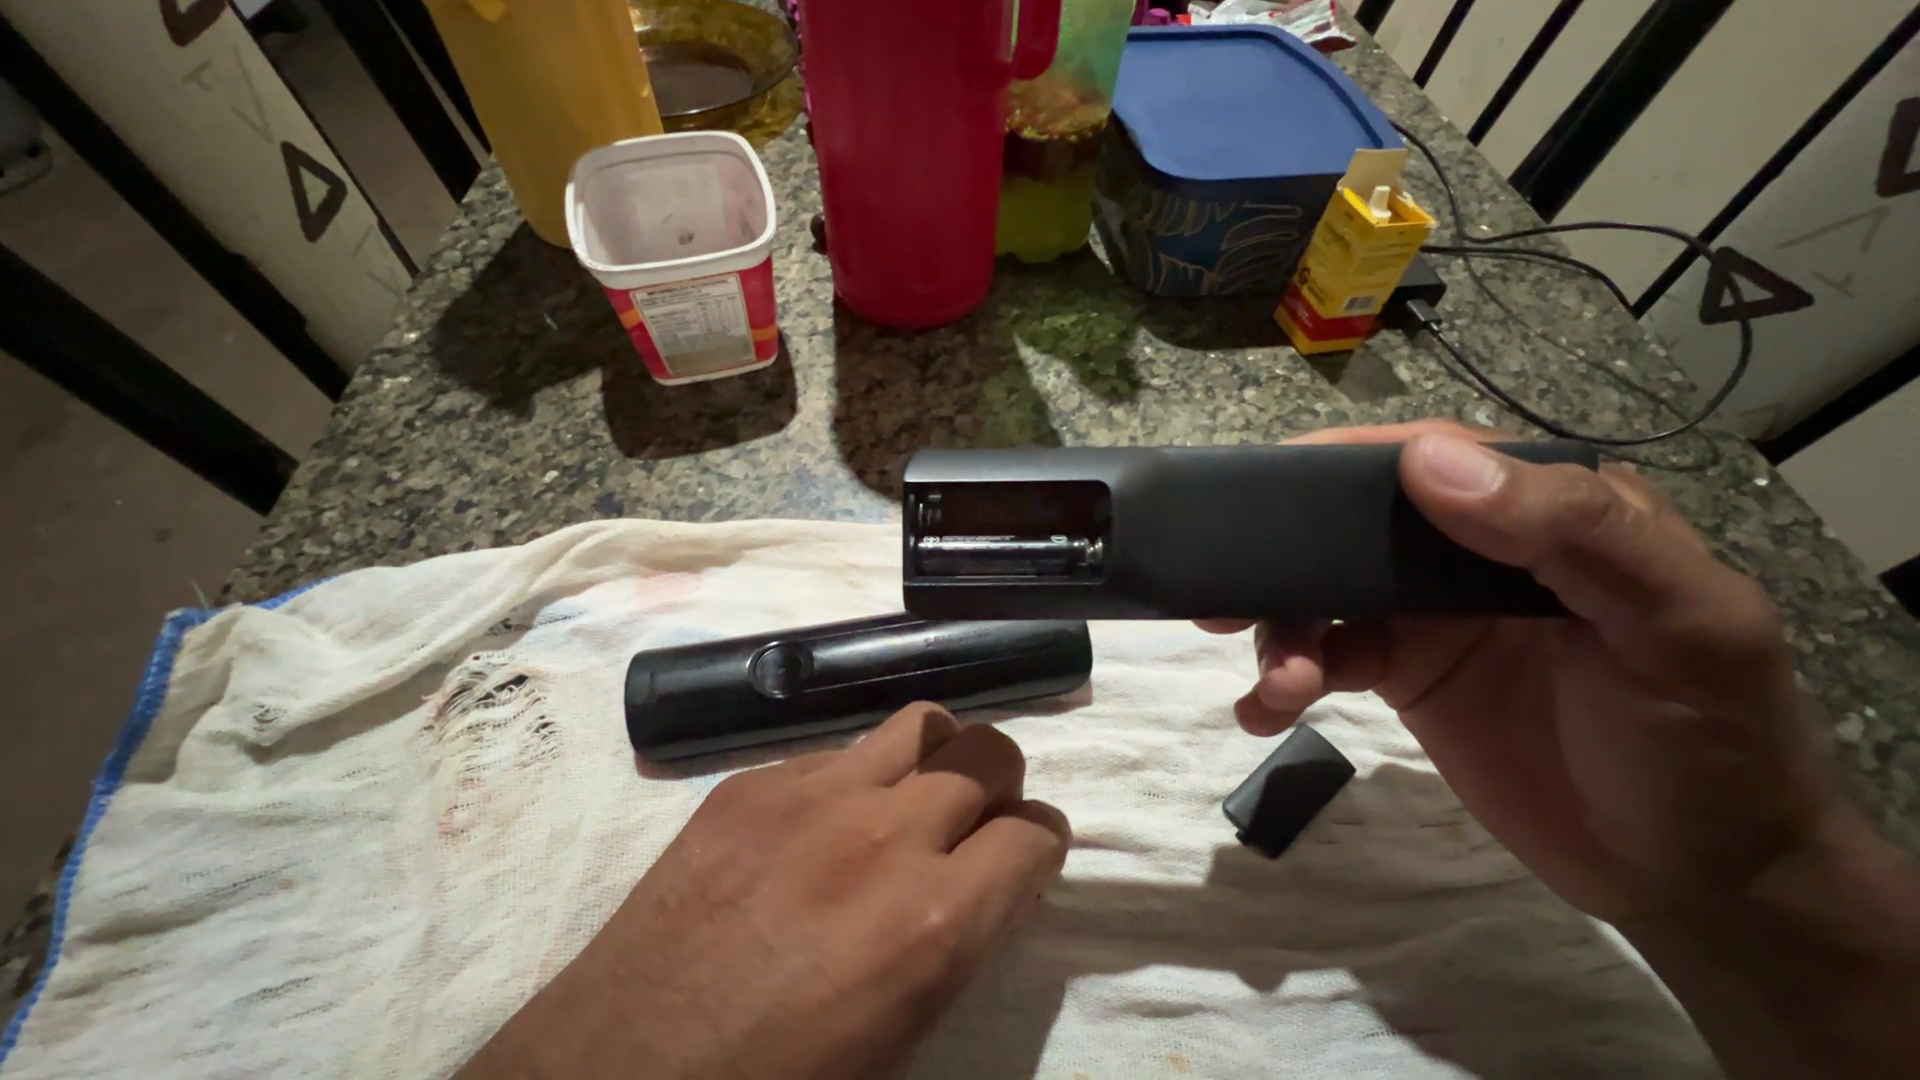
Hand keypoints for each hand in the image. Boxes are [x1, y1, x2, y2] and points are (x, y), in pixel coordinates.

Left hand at [459, 703, 1069, 1079]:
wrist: (626, 1067)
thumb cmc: (780, 1075)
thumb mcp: (904, 1031)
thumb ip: (962, 938)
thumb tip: (990, 879)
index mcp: (933, 919)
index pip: (1035, 834)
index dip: (1041, 846)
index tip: (1025, 857)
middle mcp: (885, 836)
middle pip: (989, 755)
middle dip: (1002, 785)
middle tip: (980, 818)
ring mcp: (813, 795)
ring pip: (921, 723)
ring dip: (939, 754)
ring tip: (920, 790)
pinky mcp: (753, 781)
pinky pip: (837, 752)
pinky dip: (857, 778)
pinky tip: (824, 822)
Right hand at [1204, 420, 1837, 924]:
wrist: (1694, 877)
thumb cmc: (1706, 743)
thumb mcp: (1677, 629)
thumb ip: (1569, 533)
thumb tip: (1425, 460)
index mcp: (1544, 512)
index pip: (1430, 458)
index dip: (1340, 465)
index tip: (1262, 492)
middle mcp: (1472, 552)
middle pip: (1351, 527)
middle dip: (1280, 555)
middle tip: (1220, 592)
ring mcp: (1427, 615)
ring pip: (1322, 595)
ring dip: (1279, 632)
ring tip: (1277, 689)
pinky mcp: (1399, 674)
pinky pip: (1321, 657)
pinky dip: (1281, 680)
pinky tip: (1265, 711)